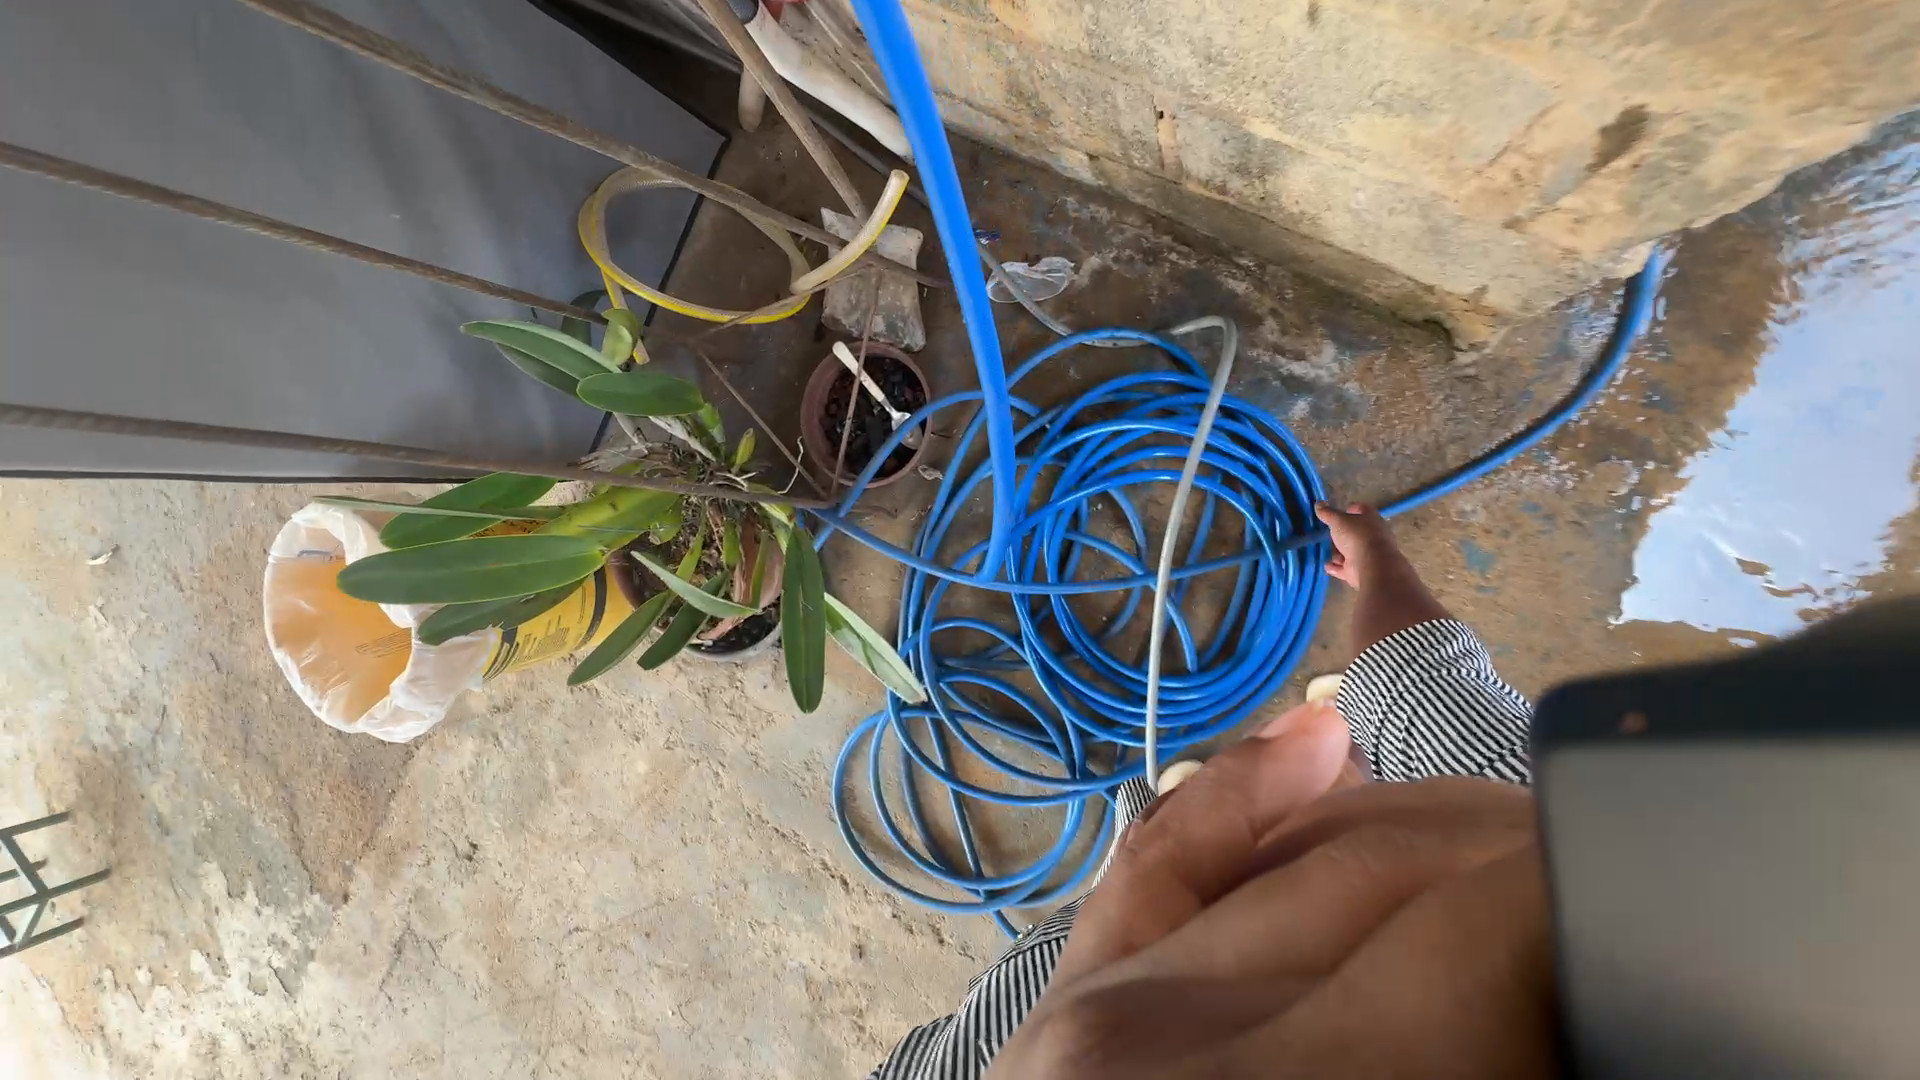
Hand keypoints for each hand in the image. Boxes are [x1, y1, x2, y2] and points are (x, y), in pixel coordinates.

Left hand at [989, 703, 1554, 1078]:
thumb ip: (1515, 1076)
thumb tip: (1595, 1007)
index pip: (1470, 933)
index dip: (1574, 896)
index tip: (1641, 901)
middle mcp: (1169, 1048)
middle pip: (1379, 875)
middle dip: (1508, 857)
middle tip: (1596, 880)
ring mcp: (1094, 1010)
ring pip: (1285, 855)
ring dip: (1406, 822)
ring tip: (1503, 820)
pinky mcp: (1063, 1003)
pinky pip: (1160, 860)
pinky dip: (1241, 791)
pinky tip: (1313, 741)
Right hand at [1315, 502, 1400, 588]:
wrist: (1372, 566)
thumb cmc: (1356, 537)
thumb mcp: (1338, 521)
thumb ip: (1327, 513)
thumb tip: (1318, 502)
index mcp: (1370, 519)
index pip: (1361, 509)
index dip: (1349, 509)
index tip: (1337, 513)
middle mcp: (1372, 534)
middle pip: (1353, 532)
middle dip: (1339, 535)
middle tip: (1329, 536)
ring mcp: (1368, 553)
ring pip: (1348, 550)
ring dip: (1337, 552)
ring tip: (1332, 553)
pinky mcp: (1361, 568)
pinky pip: (1345, 566)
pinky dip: (1336, 566)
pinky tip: (1328, 565)